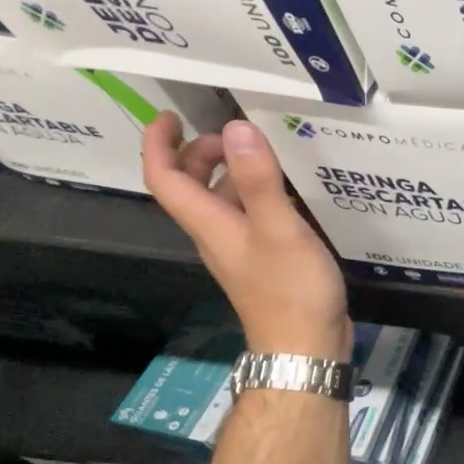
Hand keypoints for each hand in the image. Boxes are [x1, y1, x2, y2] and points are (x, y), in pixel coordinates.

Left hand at [143, 114, 352, 361]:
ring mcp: (241, 253)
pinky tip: (293, 201)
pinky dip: (261, 201)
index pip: (165, 177)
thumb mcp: (279, 229)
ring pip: (222, 205)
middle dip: (201, 155)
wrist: (304, 347)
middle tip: (233, 136)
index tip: (171, 116)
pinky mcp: (265, 266)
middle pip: (192, 188)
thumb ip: (259, 180)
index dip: (159, 143)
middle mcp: (217, 235)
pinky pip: (251, 222)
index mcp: (210, 223)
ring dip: (233, 177)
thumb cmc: (290, 290)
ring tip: (267, 160)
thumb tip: (236, 127)